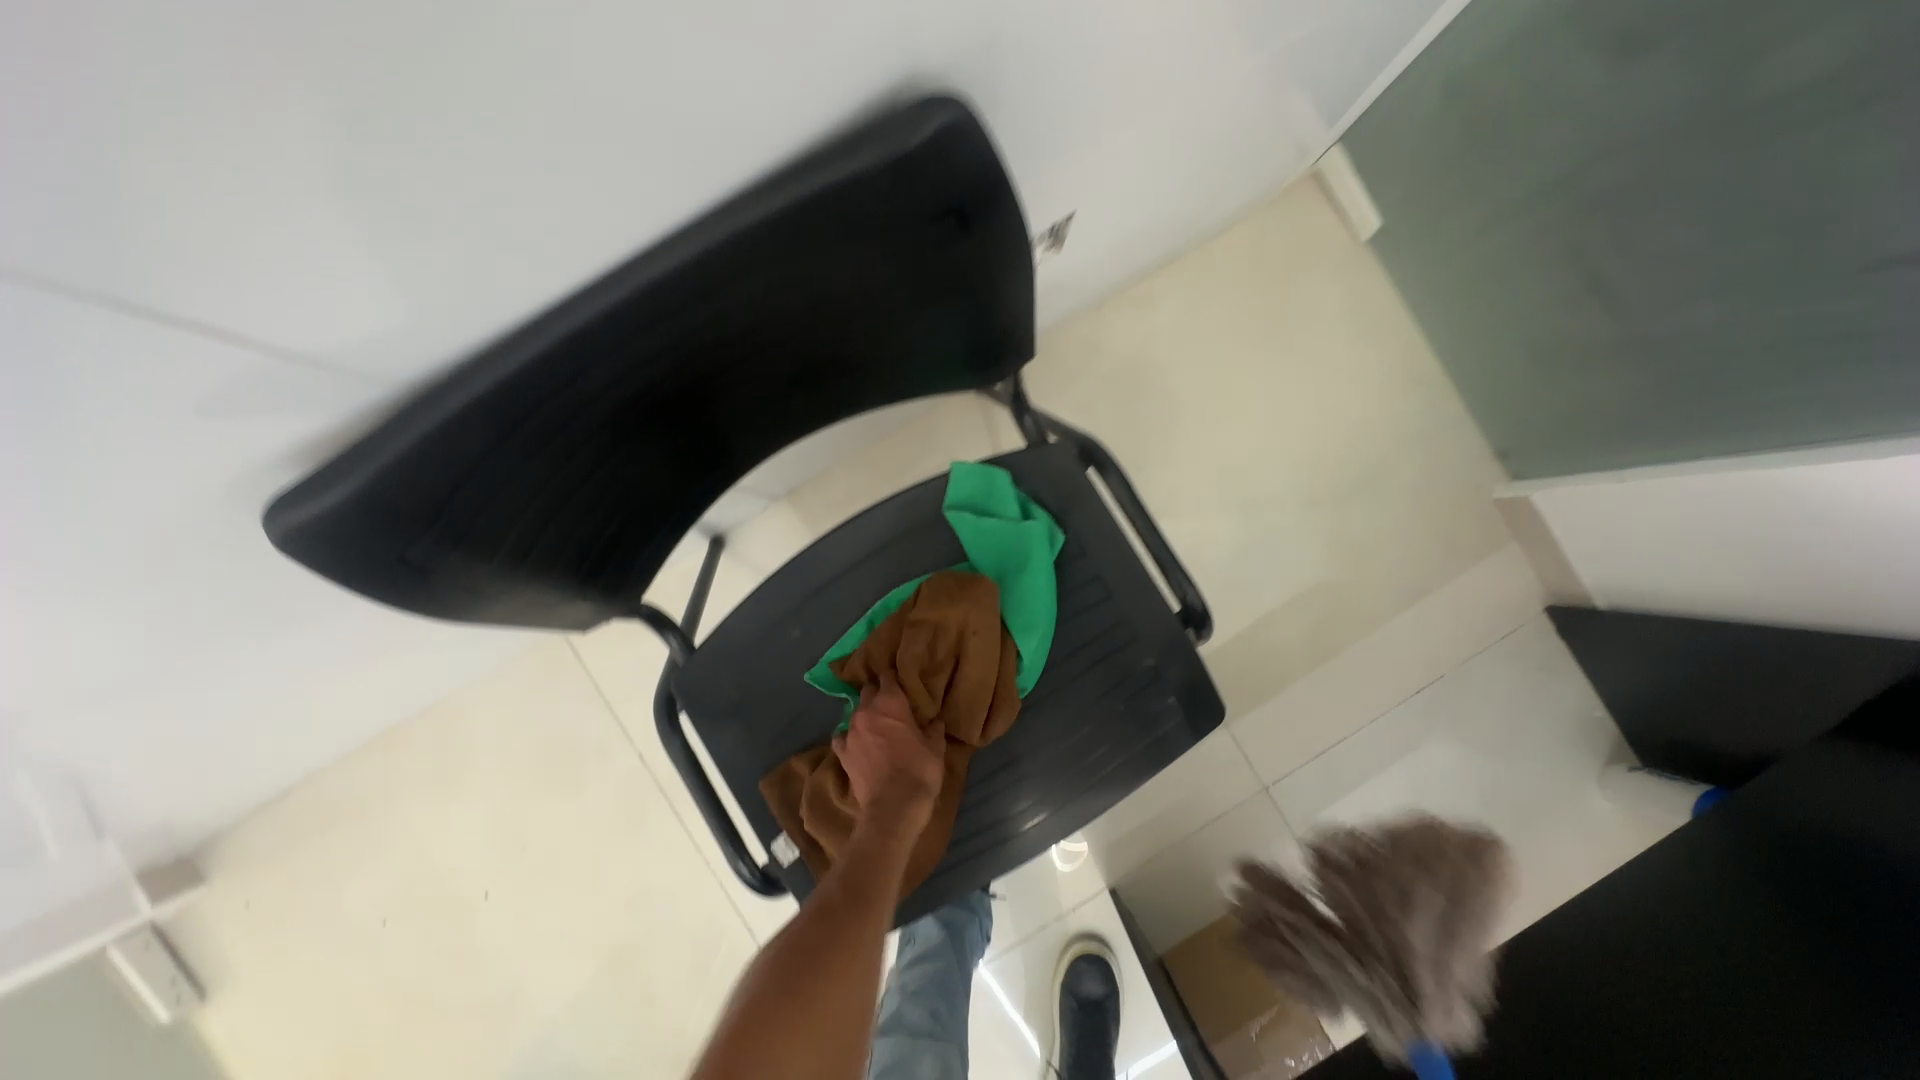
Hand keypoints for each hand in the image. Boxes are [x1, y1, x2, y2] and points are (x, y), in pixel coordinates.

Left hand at [833, 682, 945, 831]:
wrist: (893, 805)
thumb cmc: (919, 771)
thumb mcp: (935, 749)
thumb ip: (934, 730)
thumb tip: (935, 721)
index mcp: (891, 702)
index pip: (887, 677)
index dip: (893, 677)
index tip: (899, 681)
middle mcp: (866, 711)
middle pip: (867, 691)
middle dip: (877, 694)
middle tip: (889, 703)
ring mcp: (850, 731)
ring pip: (854, 713)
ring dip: (864, 715)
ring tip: (874, 725)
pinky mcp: (842, 752)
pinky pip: (841, 737)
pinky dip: (848, 737)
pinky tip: (855, 743)